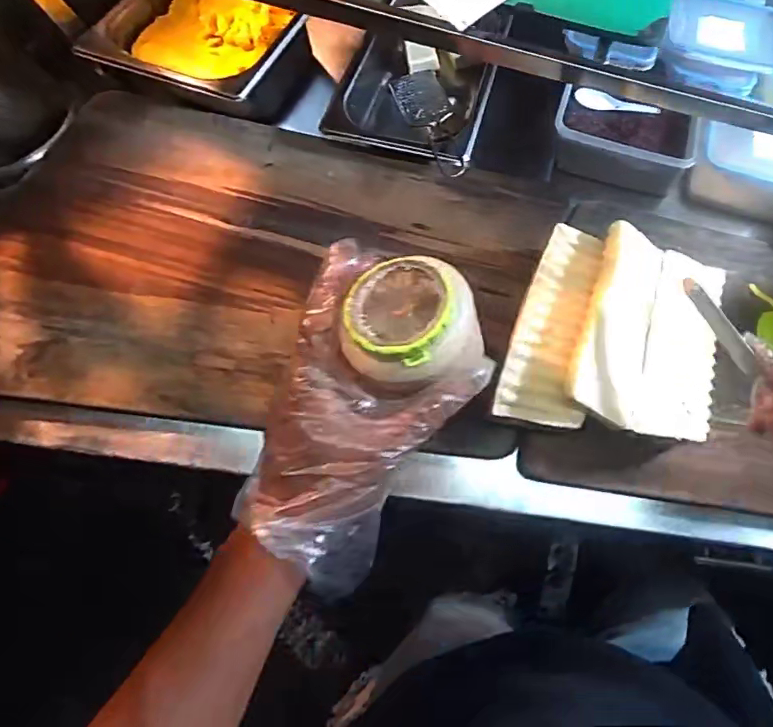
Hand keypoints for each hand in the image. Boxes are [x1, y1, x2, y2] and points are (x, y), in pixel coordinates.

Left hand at [236, 239, 491, 586]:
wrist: (292, 525)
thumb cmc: (333, 480)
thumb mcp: (392, 442)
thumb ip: (436, 405)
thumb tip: (480, 369)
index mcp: (310, 377)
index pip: (318, 315)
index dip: (332, 280)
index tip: (349, 248)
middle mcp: (302, 375)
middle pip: (321, 318)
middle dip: (347, 288)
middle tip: (380, 264)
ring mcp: (303, 389)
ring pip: (323, 336)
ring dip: (347, 310)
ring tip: (382, 290)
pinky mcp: (311, 403)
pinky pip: (330, 356)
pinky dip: (350, 337)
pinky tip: (376, 338)